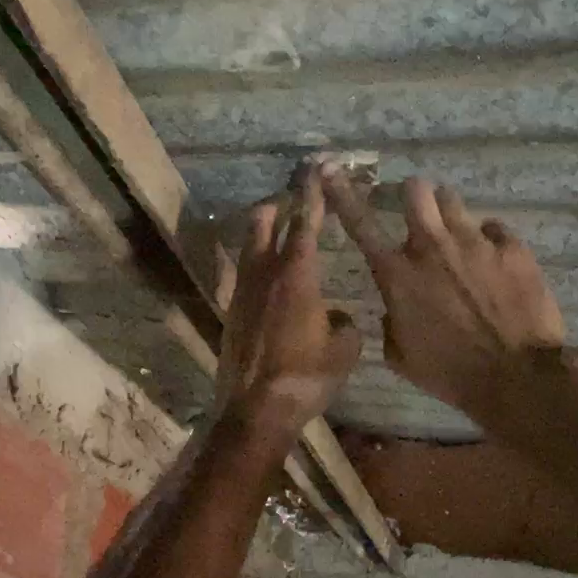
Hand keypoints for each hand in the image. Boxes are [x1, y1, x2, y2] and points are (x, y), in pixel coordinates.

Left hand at [217, 170, 362, 441]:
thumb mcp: (344, 351)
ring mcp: (243, 290)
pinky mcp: (232, 309)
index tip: (316, 168)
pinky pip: (243, 272)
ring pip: (250, 245)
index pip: (305, 222)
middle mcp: (265, 273)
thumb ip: (345, 326)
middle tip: (295, 192)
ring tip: (275, 221)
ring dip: (263, 228)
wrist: (254, 408)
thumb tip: (338, 318)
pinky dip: (255, 261)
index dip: (312, 193)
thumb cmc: (305, 376)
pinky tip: (264, 271)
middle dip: (281, 203)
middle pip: (266, 223)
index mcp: (297, 275)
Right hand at [322, 171, 565, 414]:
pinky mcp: (512, 248)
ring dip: (449, 214)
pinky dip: (491, 239)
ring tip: (458, 236)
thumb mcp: (402, 358)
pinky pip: (495, 227)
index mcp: (397, 274)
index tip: (330, 169)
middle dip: (413, 196)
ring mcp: (474, 242)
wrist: (518, 379)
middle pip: (415, 191)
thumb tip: (395, 308)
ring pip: (453, 200)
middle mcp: (431, 247)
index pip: (359, 223)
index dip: (342, 193)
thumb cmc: (451, 374)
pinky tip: (496, 261)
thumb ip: (391, 322)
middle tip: (419, 211)